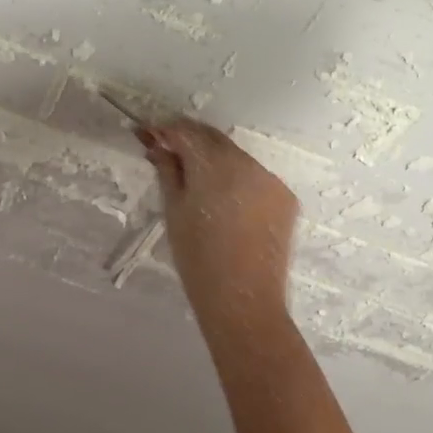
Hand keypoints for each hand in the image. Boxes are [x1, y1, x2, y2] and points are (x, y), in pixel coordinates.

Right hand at [138, 119, 300, 323]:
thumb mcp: (173, 211)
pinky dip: (237, 180)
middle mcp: (246, 162)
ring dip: (214, 160)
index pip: (186, 131)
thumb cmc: (198, 259)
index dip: (164, 130)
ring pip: (234, 156)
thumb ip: (167, 170)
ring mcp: (270, 178)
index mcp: (214, 164)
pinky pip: (254, 177)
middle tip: (166, 153)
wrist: (244, 302)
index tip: (147, 135)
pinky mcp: (285, 197)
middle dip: (189, 141)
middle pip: (212, 139)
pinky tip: (225, 202)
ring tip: (196, 181)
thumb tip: (158, 144)